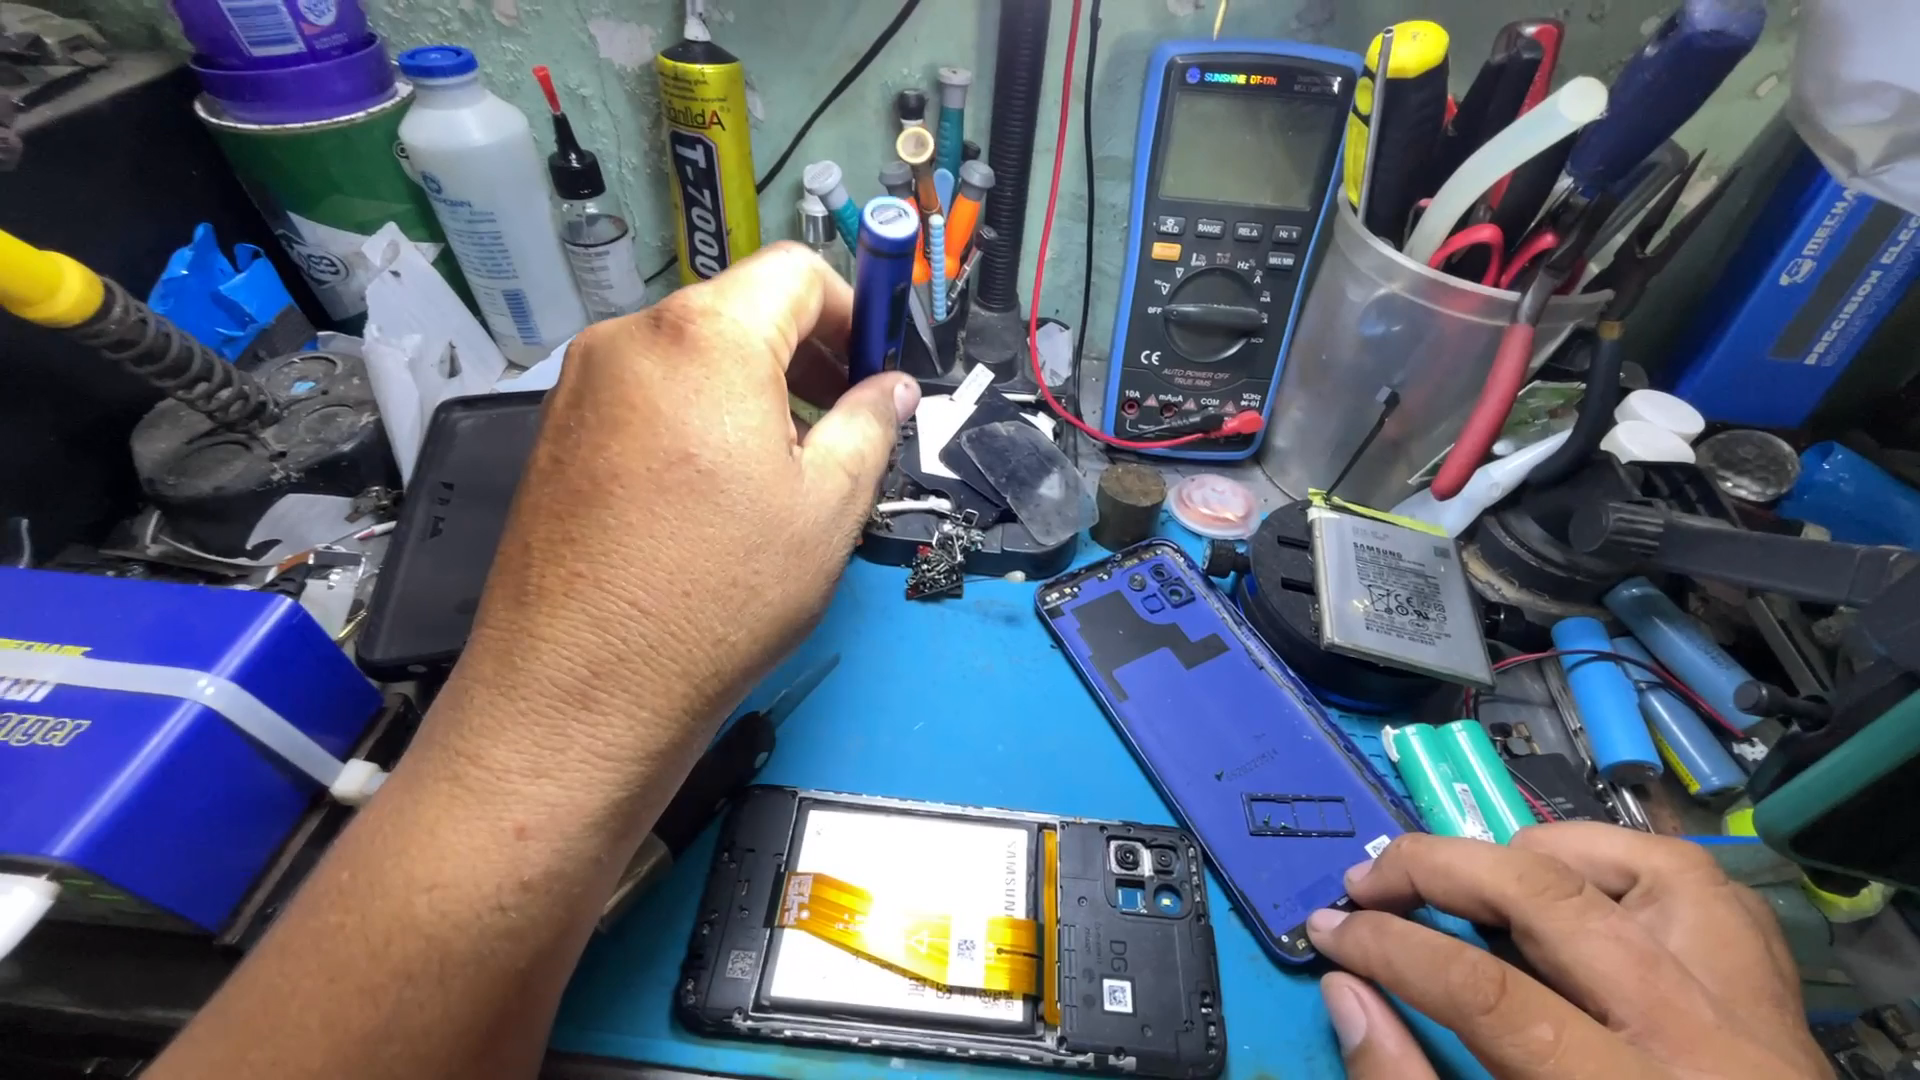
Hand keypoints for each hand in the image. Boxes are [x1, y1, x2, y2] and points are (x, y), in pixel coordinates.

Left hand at [416, 243, 917, 790]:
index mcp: (704, 337)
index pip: (796, 272)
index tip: (872, 377)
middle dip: (805, 355)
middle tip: (838, 428)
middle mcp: (629, 339)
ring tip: (779, 471)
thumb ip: (870, 425)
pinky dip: (700, 416)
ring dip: (754, 390)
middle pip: (741, 310)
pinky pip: (649, 395)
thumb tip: (891, 388)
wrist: (579, 693)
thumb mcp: (828, 507)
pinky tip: (714, 493)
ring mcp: (580, 386)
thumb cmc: (721, 594)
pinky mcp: (556, 434)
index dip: (852, 312)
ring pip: (694, 355)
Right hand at [1306, 824, 1827, 1079]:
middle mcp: (1716, 1049)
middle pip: (1549, 899)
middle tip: (1368, 885)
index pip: (1488, 991)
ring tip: (1474, 883)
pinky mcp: (1776, 1009)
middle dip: (1432, 870)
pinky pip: (1702, 890)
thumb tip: (1344, 988)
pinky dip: (1618, 865)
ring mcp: (1761, 1021)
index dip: (1388, 947)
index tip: (1329, 932)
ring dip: (1534, 857)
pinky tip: (1564, 890)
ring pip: (1648, 871)